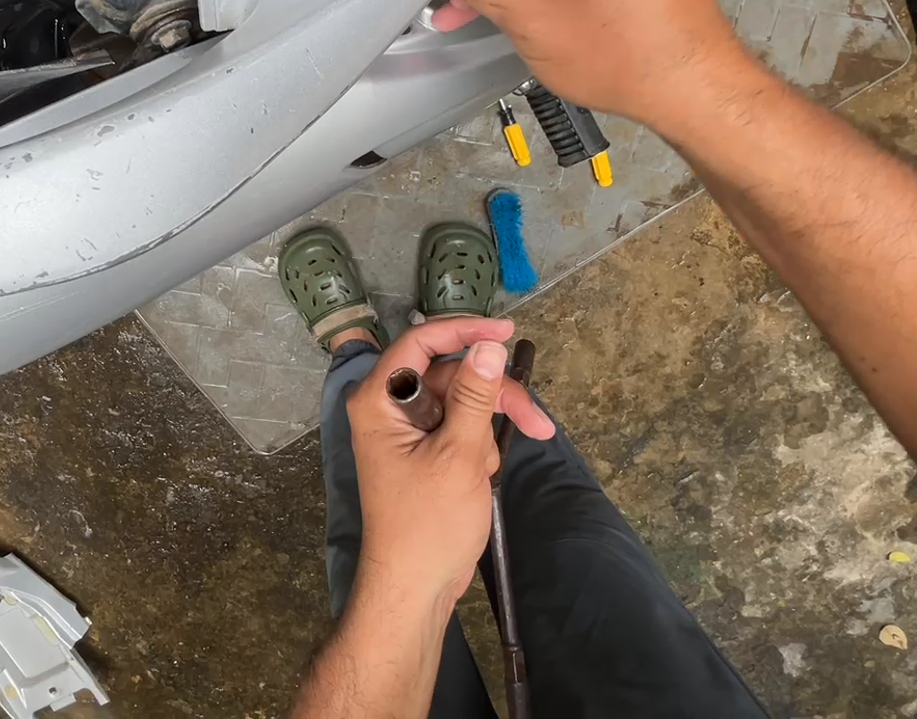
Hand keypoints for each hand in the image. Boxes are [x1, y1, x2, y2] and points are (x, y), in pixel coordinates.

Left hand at [345, 318, 555, 616]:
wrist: (416, 586)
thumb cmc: (428, 522)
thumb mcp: (459, 454)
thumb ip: (474, 395)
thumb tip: (489, 345)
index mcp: (379, 397)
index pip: (420, 341)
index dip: (464, 330)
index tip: (506, 332)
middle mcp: (388, 404)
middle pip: (450, 374)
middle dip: (492, 396)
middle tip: (538, 421)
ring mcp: (407, 427)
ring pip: (460, 400)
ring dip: (486, 429)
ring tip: (488, 471)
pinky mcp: (424, 447)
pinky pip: (458, 426)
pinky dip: (477, 446)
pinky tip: (480, 478)